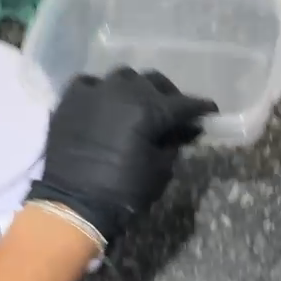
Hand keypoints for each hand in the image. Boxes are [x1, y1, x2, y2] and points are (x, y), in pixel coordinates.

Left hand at [27, 68, 216, 244]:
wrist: (74, 202)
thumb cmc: (124, 190)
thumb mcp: (160, 170)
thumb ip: (173, 144)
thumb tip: (182, 130)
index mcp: (150, 110)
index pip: (184, 103)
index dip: (200, 108)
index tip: (210, 111)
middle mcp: (124, 91)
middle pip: (154, 81)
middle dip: (168, 94)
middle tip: (173, 110)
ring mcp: (94, 91)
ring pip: (123, 77)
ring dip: (136, 89)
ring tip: (138, 103)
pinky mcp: (70, 99)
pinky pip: (91, 84)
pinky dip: (102, 91)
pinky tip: (104, 103)